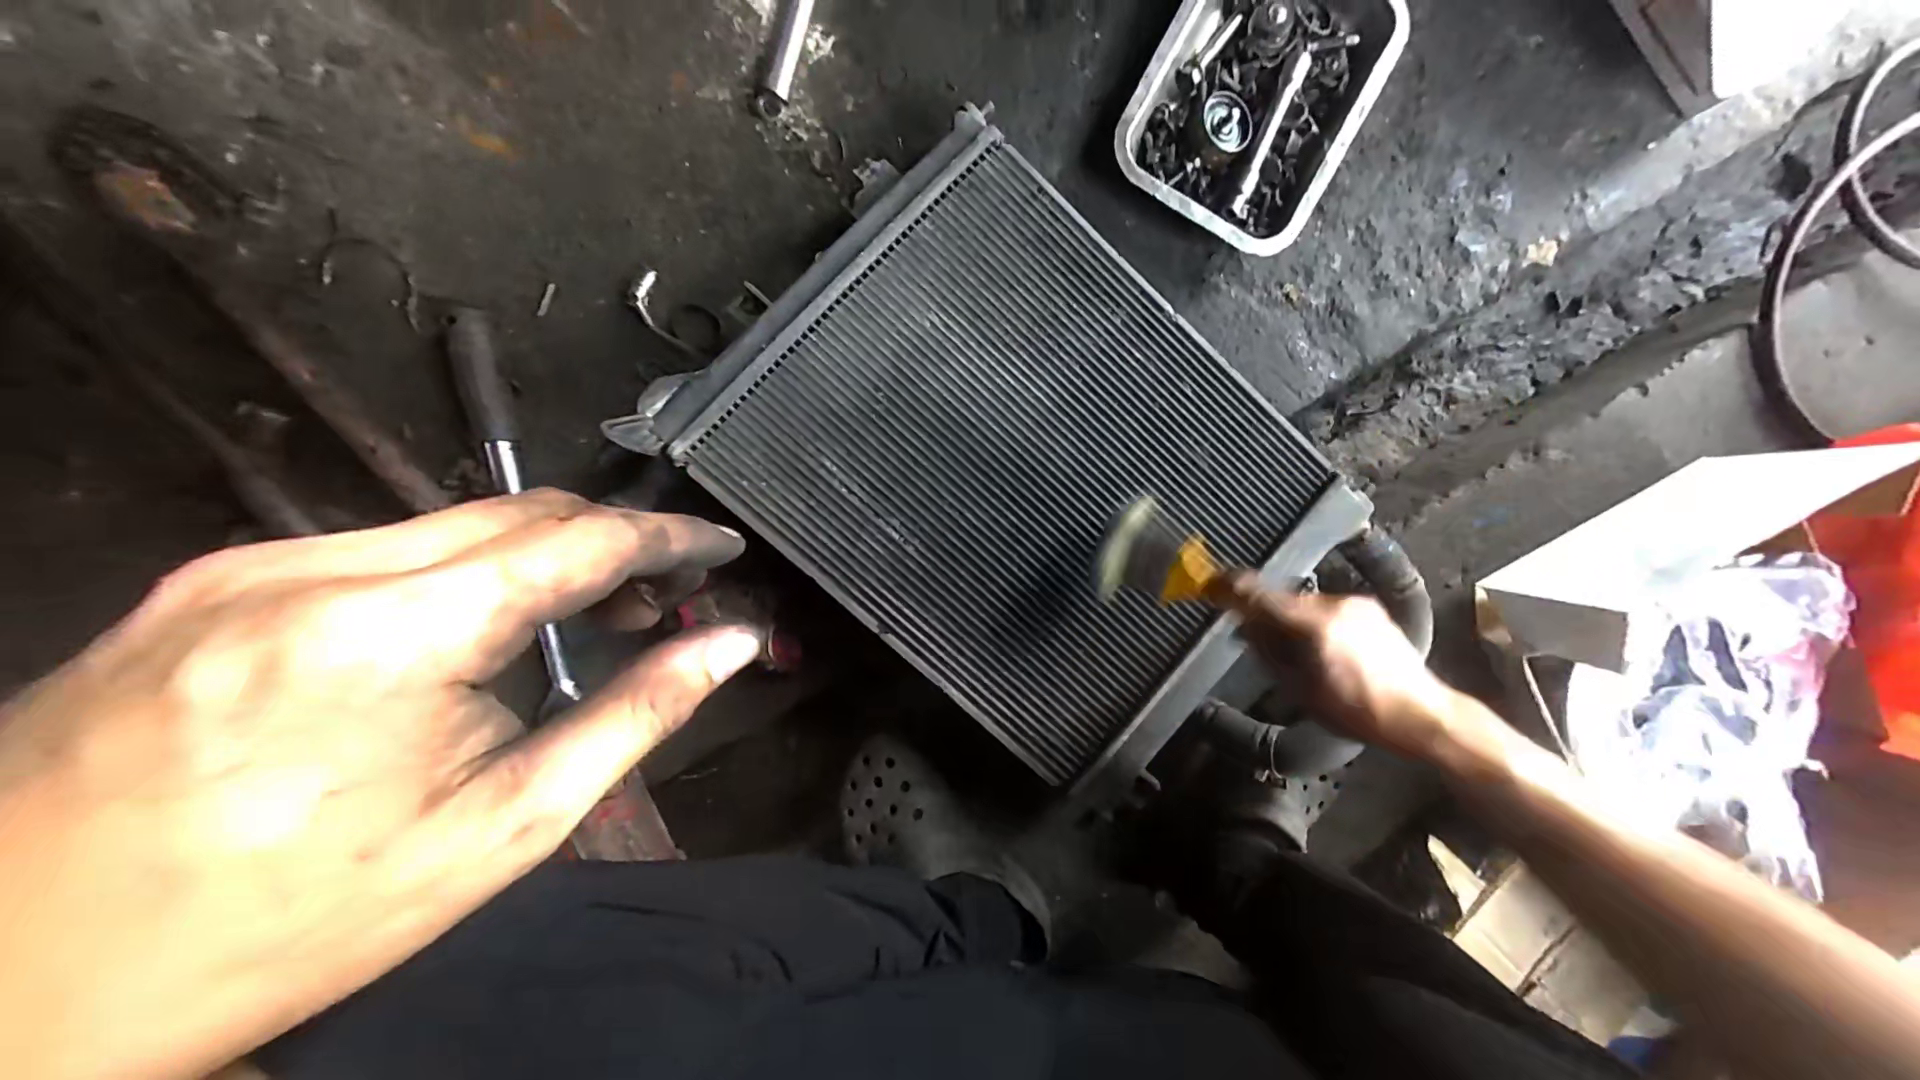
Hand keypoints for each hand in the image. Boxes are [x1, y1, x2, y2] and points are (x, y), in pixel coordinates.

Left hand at [0, 490, 758, 1079]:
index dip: (668, 535)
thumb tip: (731, 644)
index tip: (722, 545)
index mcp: (388, 637)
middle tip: (670, 596)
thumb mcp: (508, 825)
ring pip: (459, 522)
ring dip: (550, 554)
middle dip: (616, 542)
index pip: (576, 542)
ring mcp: (249, 566)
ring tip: (595, 613)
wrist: (1, 996)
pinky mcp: (215, 580)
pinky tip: (490, 624)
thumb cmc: (297, 922)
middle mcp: (312, 570)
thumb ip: (638, 713)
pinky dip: (477, 567)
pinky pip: (394, 546)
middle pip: (521, 513)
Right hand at [1216, 572, 1479, 761]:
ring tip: (1294, 651)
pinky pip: (1326, 608)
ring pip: (1304, 603)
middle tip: (1253, 634)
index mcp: (1316, 626)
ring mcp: (1357, 604)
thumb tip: (1245, 628)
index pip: (1261, 597)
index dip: (1231, 589)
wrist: (1424, 715)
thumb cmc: (1360, 712)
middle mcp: (1337, 605)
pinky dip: (1313, 620)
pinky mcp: (1371, 609)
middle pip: (1282, 598)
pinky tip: (1321, 647)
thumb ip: (1267, 652)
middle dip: (1264, 612)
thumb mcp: (1301, 689)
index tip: (1211, 585)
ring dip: (1290, 618)